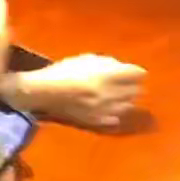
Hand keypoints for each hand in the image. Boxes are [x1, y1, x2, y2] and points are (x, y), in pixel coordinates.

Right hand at [6, 54, 144, 127]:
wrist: (40, 92)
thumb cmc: (61, 71)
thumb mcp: (86, 59)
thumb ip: (108, 63)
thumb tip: (124, 69)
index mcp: (108, 75)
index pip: (138, 74)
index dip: (135, 72)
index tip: (131, 71)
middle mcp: (111, 93)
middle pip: (137, 91)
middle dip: (132, 86)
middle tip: (123, 83)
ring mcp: (104, 109)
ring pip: (128, 106)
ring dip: (125, 100)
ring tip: (114, 96)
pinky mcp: (95, 121)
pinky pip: (114, 119)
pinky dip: (113, 113)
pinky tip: (105, 108)